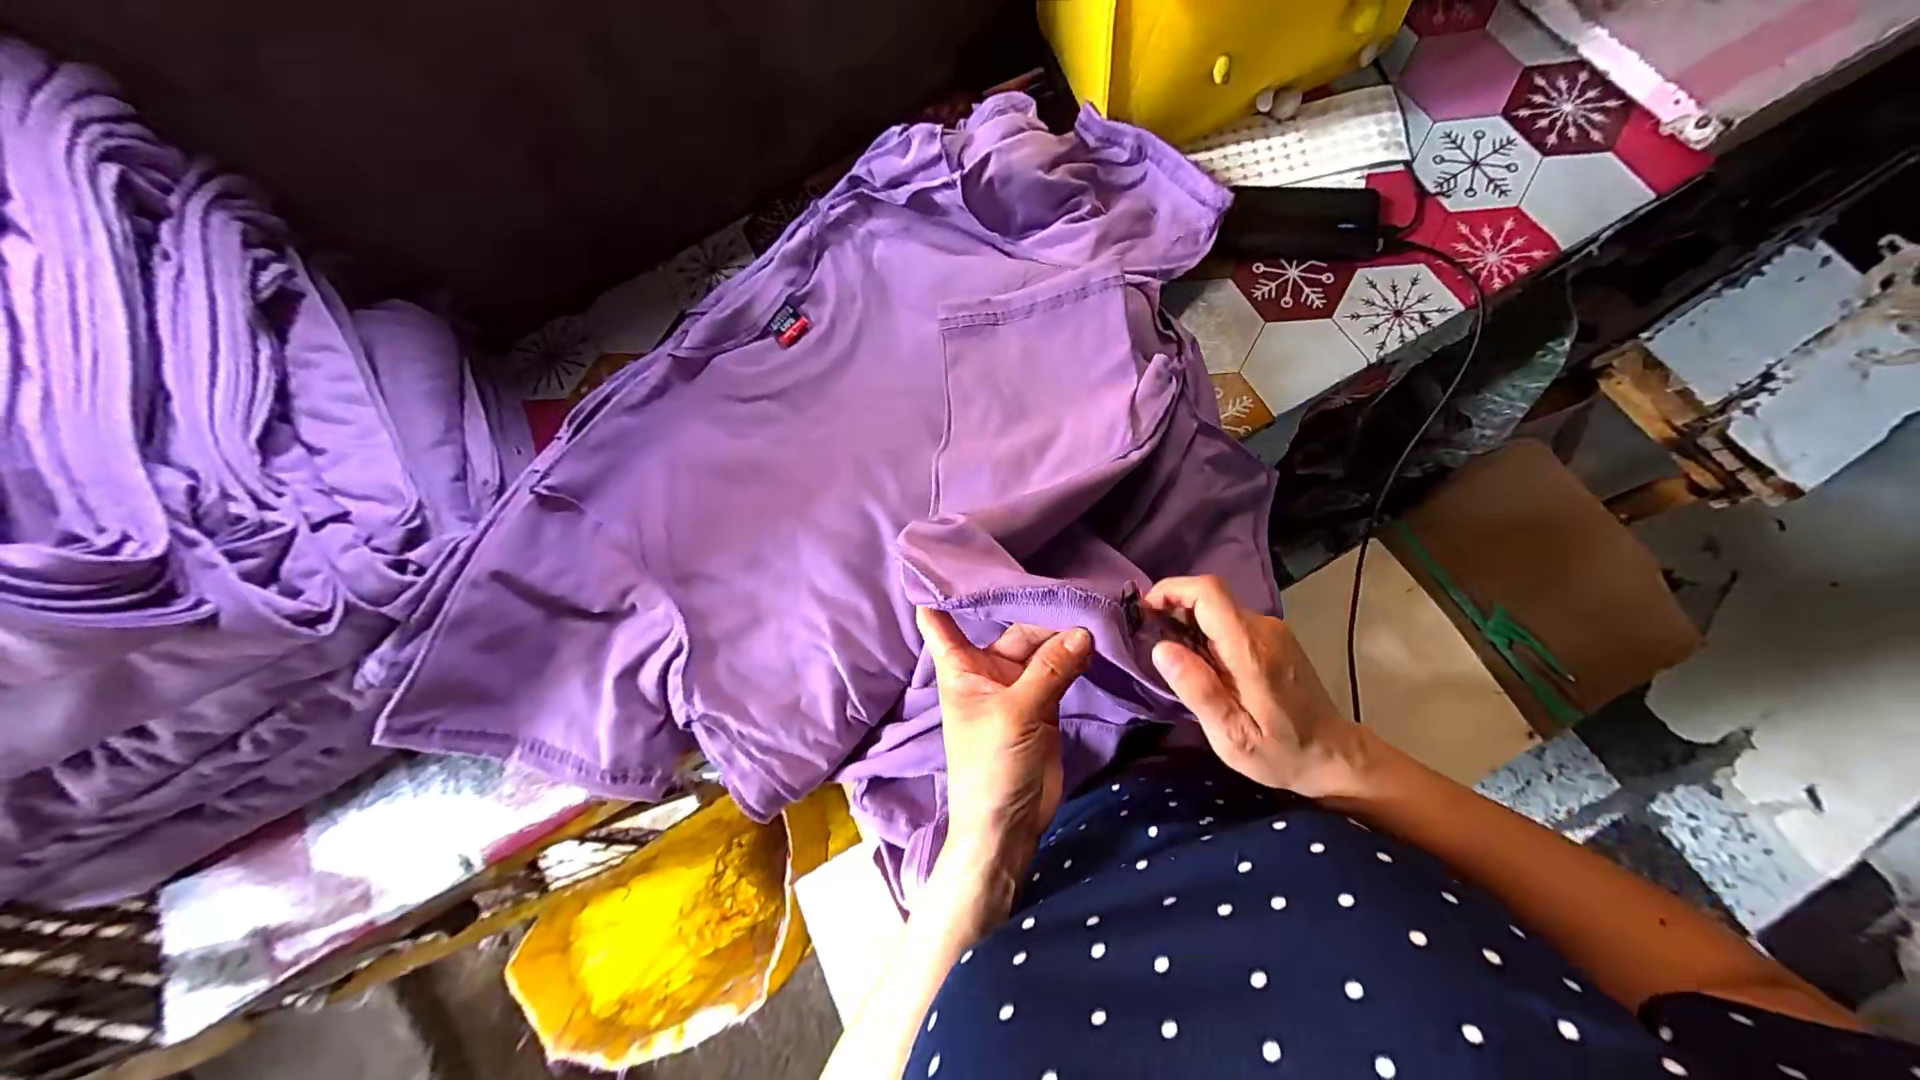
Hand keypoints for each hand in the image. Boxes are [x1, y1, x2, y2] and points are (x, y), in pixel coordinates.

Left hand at [916, 608, 1092, 858]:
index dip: (943, 587)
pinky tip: (1096, 641)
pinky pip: (1060, 669)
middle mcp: (987, 669)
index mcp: (961, 666)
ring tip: (1095, 610)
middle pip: (1013, 627)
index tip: (954, 553)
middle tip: (1080, 591)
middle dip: (1041, 612)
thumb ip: (1051, 669)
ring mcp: (1017, 684)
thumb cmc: (991, 766)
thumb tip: (1084, 630)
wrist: (1008, 824)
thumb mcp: (1017, 713)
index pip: (941, 618)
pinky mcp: (1043, 701)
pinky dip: (1075, 656)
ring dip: (1064, 634)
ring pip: (1042, 648)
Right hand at [1144, 575, 1371, 798]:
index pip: (1209, 593)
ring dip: (1188, 624)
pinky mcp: (1274, 637)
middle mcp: (1264, 629)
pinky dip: (1205, 632)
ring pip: (1218, 609)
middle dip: (1173, 611)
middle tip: (1150, 644)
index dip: (1171, 591)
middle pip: (1209, 598)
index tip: (1145, 612)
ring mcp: (1272, 630)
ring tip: (1175, 661)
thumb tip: (1161, 649)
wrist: (1334, 756)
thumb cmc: (1281, 752)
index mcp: (1251, 650)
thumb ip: (1198, 690)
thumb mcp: (1232, 736)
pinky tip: (1201, 665)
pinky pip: (1230, 621)